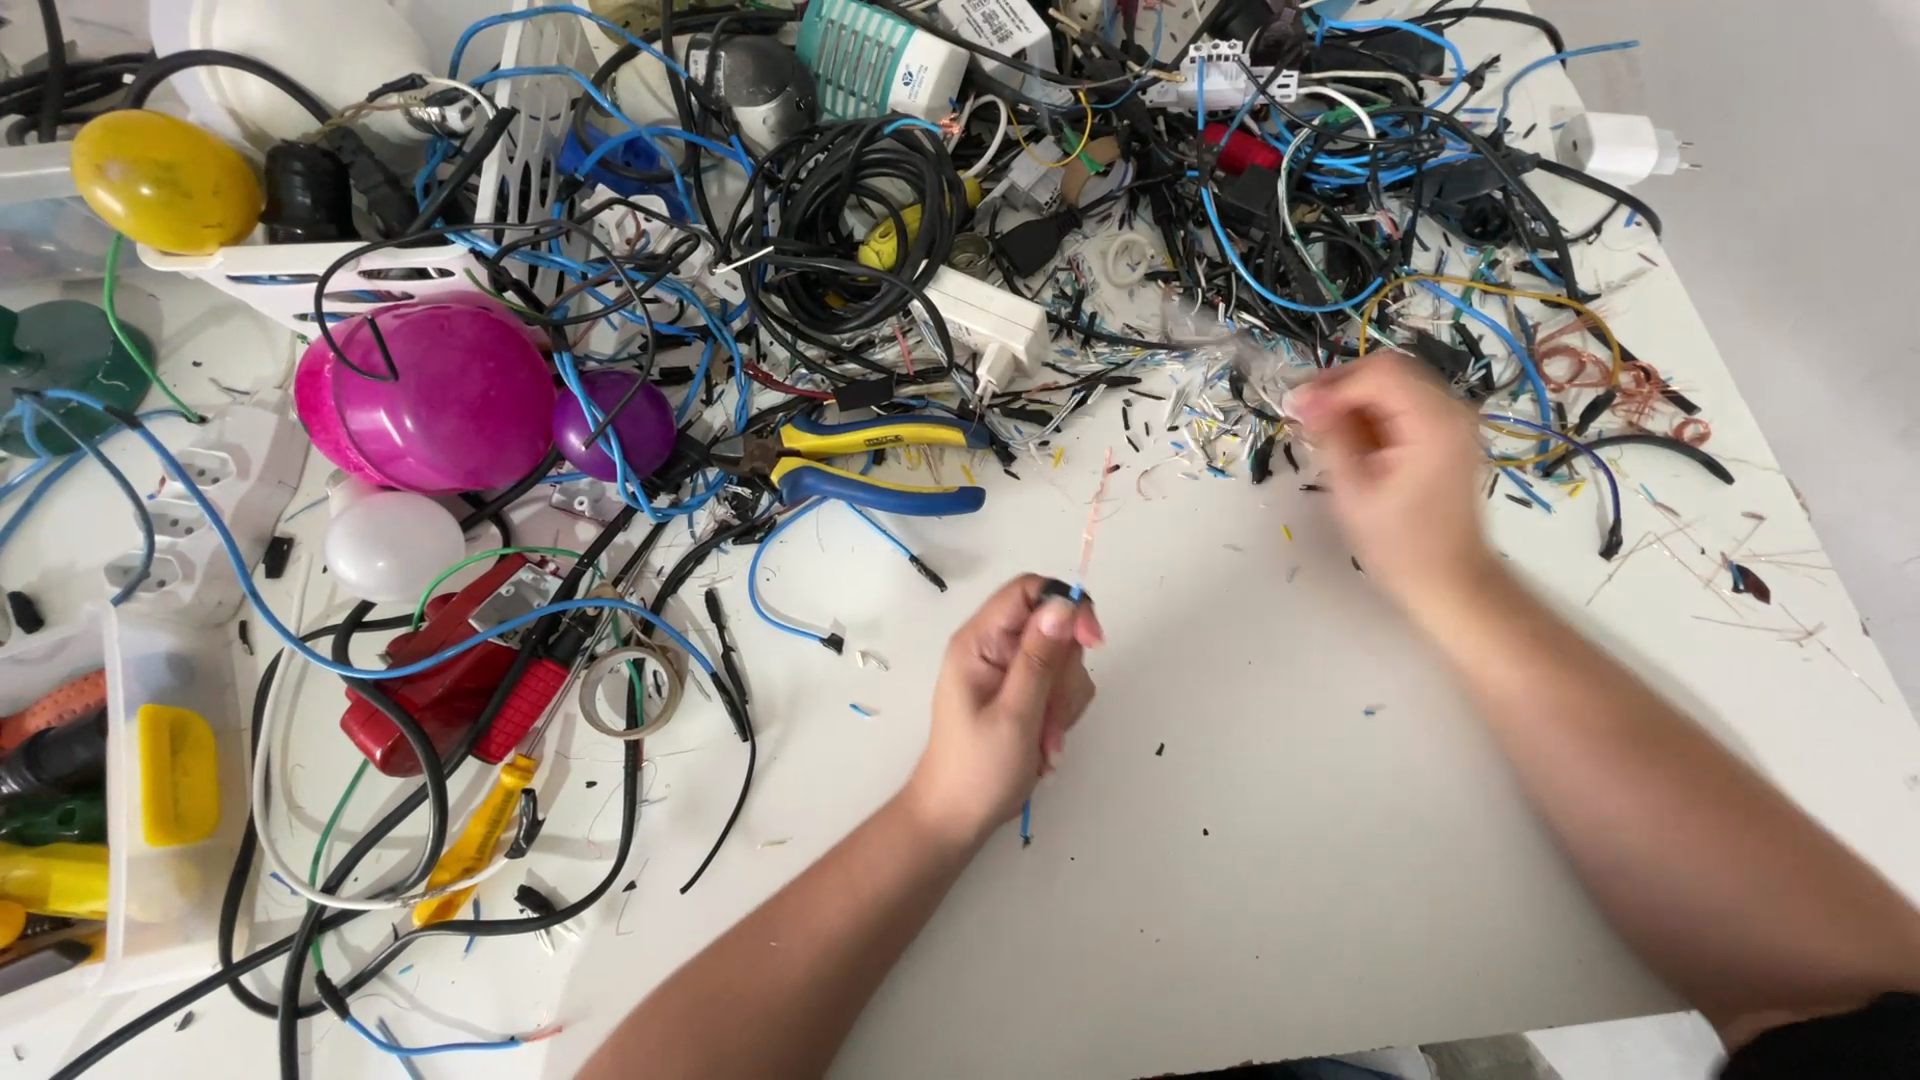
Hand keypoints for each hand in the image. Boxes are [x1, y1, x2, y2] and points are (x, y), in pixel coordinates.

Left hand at [905, 575, 1103, 847]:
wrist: (957, 818)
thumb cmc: (976, 770)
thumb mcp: (1014, 714)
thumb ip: (1040, 658)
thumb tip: (1064, 605)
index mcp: (979, 642)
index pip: (1028, 591)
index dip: (1066, 605)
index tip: (1091, 641)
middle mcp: (995, 648)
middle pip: (1055, 628)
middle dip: (1065, 674)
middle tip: (1052, 715)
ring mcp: (1010, 671)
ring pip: (1064, 661)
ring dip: (1064, 703)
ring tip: (1044, 740)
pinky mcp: (1024, 693)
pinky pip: (1062, 687)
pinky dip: (1061, 717)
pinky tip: (1045, 746)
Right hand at [1289, 353, 1500, 620]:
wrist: (1448, 578)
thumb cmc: (1398, 544)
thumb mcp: (1353, 490)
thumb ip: (1332, 436)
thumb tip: (1304, 399)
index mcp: (1433, 422)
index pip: (1377, 374)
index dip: (1331, 385)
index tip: (1294, 407)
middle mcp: (1452, 410)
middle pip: (1389, 369)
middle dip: (1340, 386)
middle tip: (1301, 412)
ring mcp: (1453, 420)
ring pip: (1394, 383)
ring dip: (1352, 397)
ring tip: (1318, 426)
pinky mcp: (1446, 434)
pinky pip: (1403, 403)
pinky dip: (1370, 411)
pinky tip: (1346, 436)